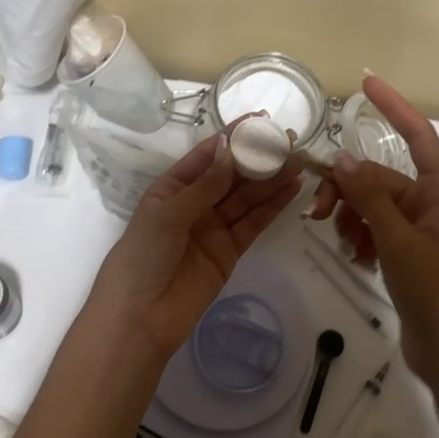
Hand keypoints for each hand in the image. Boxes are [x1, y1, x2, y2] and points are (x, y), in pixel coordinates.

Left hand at [88, 125, 303, 362]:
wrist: (140, 318)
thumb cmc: (143, 257)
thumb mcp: (168, 214)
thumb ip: (204, 185)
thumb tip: (230, 150)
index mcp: (172, 188)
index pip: (207, 155)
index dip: (233, 137)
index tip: (259, 119)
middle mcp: (195, 203)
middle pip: (232, 174)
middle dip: (258, 156)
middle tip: (289, 138)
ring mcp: (214, 227)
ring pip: (247, 196)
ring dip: (272, 178)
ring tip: (298, 159)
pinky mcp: (230, 251)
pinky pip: (254, 222)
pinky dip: (273, 205)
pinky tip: (291, 187)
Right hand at [309, 75, 438, 385]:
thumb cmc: (435, 294)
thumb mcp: (397, 241)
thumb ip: (370, 197)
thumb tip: (342, 158)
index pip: (418, 134)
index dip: (393, 106)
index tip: (366, 83)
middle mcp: (431, 202)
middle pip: (380, 177)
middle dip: (348, 189)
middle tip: (318, 212)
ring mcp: (419, 229)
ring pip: (373, 204)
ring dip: (353, 218)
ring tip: (346, 246)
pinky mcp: (408, 253)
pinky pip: (376, 228)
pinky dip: (361, 237)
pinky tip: (357, 258)